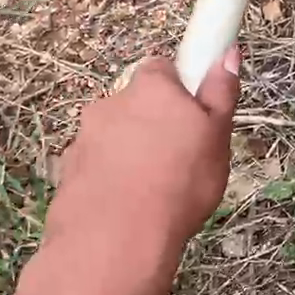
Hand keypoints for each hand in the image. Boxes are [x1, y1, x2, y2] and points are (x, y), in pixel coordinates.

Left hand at [45, 50, 239, 257]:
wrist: (114, 242)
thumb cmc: (181, 180)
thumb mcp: (218, 134)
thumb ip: (220, 92)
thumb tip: (228, 53)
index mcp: (149, 88)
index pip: (163, 67)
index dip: (182, 86)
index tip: (198, 112)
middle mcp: (109, 105)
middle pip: (138, 103)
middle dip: (158, 120)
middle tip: (187, 151)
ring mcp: (82, 140)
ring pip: (118, 135)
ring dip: (135, 149)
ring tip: (161, 184)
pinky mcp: (66, 174)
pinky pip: (100, 165)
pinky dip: (115, 175)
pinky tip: (134, 202)